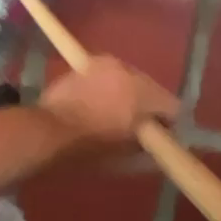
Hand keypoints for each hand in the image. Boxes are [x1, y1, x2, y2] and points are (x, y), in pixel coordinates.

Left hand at [35, 55, 178, 144]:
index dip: (167, 124)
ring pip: (128, 77)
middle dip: (146, 104)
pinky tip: (95, 101)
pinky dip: (107, 85)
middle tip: (134, 124)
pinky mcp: (85, 64)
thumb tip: (159, 142)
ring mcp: (104, 63)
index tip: (157, 136)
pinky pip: (106, 74)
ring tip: (113, 111)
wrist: (48, 130)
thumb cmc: (90, 148)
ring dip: (126, 91)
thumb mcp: (127, 156)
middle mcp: (128, 71)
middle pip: (150, 88)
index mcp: (144, 93)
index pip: (173, 107)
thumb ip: (151, 146)